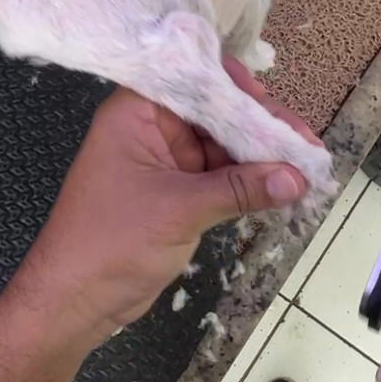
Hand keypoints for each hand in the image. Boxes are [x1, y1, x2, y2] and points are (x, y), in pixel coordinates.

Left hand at [15, 58, 323, 347]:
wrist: (73, 302)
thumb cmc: (110, 244)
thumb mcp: (178, 210)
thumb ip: (238, 189)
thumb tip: (297, 178)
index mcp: (137, 112)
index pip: (193, 79)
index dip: (237, 88)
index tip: (274, 109)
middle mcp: (152, 128)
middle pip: (215, 112)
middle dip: (259, 127)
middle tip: (305, 145)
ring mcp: (165, 161)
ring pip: (222, 145)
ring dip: (260, 156)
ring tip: (306, 167)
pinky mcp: (176, 192)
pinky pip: (219, 175)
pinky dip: (248, 181)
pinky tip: (284, 187)